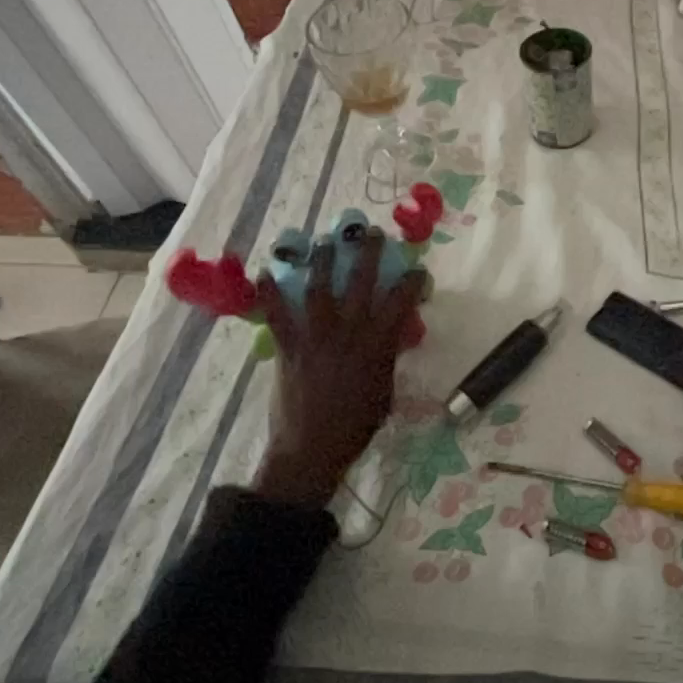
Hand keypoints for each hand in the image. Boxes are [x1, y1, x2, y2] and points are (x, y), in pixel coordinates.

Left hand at [250, 229, 425, 505]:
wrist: (313, 449)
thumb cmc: (357, 425)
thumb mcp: (386, 390)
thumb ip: (387, 358)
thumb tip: (393, 336)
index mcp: (378, 345)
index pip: (401, 301)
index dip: (412, 281)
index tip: (417, 269)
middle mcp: (349, 332)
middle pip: (360, 282)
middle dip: (367, 253)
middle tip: (371, 232)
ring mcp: (316, 337)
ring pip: (319, 288)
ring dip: (322, 260)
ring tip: (324, 240)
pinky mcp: (289, 347)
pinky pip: (277, 315)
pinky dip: (270, 293)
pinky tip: (265, 272)